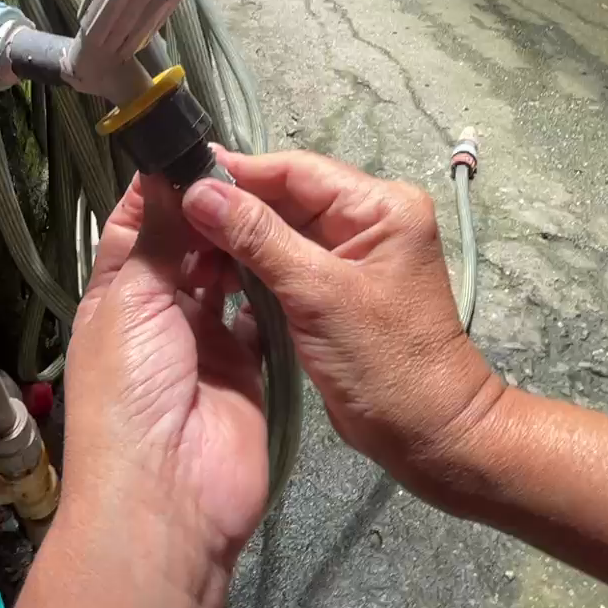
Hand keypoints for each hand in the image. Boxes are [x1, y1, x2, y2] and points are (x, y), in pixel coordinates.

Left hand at [25, 174, 265, 607]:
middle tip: (249, 170)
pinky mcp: (245, 363)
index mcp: (117, 291)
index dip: (164, 188)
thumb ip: (158, 238)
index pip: (138, 224)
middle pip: (186, 246)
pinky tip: (289, 250)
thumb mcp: (134, 300)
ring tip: (271, 199)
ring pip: (224, 275)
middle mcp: (159, 308)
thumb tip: (162, 173)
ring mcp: (204, 336)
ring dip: (240, 244)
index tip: (196, 149)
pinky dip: (270, 288)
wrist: (170, 495)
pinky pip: (260, 315)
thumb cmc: (133, 385)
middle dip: (209, 211)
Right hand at [180, 149, 508, 509]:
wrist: (430, 437)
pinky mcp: (333, 282)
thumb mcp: (317, 293)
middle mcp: (366, 216)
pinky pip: (282, 258)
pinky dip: (249, 264)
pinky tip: (214, 272)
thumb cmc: (384, 363)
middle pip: (284, 196)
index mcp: (379, 205)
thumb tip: (199, 190)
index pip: (296, 170)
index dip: (239, 173)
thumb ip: (257, 237)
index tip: (184, 178)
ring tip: (189, 251)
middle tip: (176, 219)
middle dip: (231, 209)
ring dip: (235, 239)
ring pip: (278, 227)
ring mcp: (349, 250)